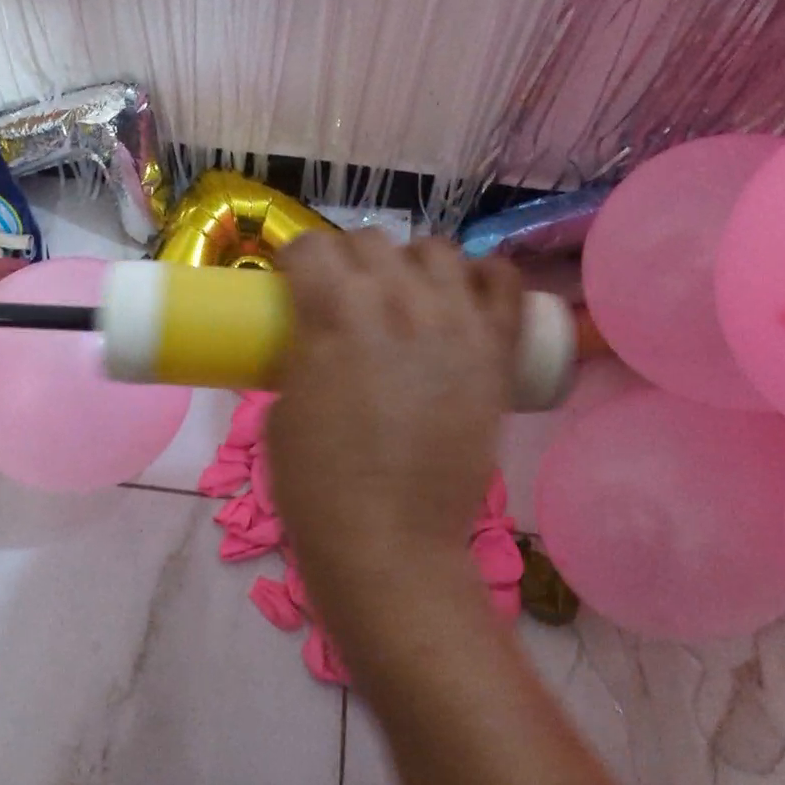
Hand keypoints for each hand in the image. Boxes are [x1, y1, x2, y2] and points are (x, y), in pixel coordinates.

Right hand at [267, 232, 521, 571]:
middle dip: (346, 258)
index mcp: (336, 314)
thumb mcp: (283, 407)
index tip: (293, 279)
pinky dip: (480, 276)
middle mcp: (400, 303)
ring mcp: (456, 324)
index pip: (311, 247)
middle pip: (370, 241)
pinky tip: (461, 296)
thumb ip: (304, 355)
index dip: (295, 258)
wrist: (390, 542)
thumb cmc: (318, 486)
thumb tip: (317, 337)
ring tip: (402, 295)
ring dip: (408, 262)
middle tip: (342, 293)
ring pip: (435, 250)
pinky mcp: (495, 351)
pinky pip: (501, 282)